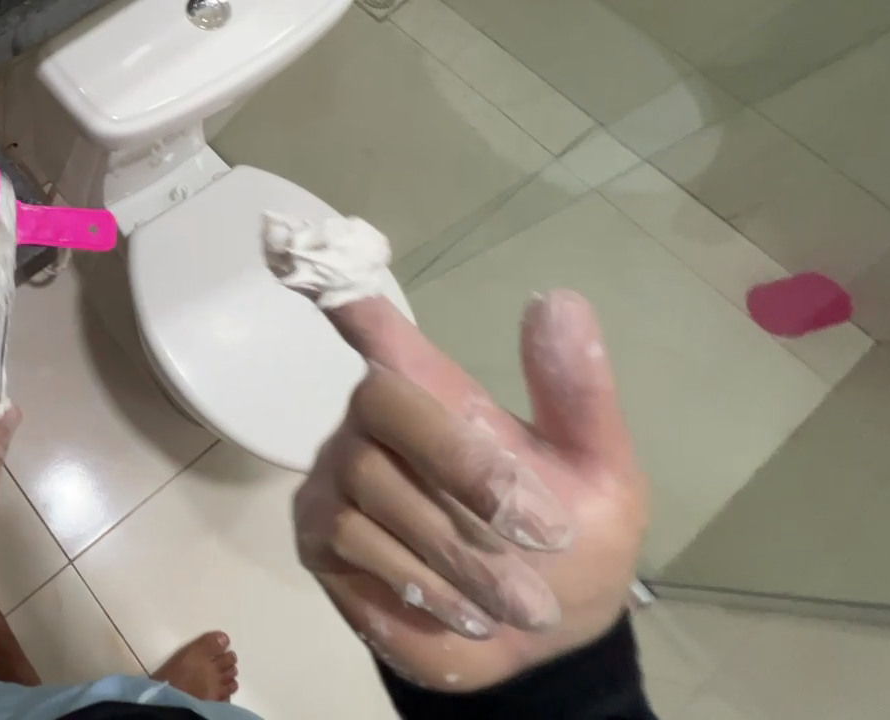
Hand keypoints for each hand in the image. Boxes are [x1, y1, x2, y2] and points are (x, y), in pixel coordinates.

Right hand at [294, 290, 647, 690]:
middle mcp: (369, 420)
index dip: (340, 291)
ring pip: (375, 486)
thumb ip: (576, 396)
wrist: (525, 646)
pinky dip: (422, 583)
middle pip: (383, 401)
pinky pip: (354, 540)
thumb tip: (558, 297)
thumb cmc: (560, 547)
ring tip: (521, 603)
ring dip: (462, 553)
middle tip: (541, 533)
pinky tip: (461, 609)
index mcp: (430, 393)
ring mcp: (334, 475)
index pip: (375, 328)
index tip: (291, 244)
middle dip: (462, 466)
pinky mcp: (316, 531)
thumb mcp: (598, 478)